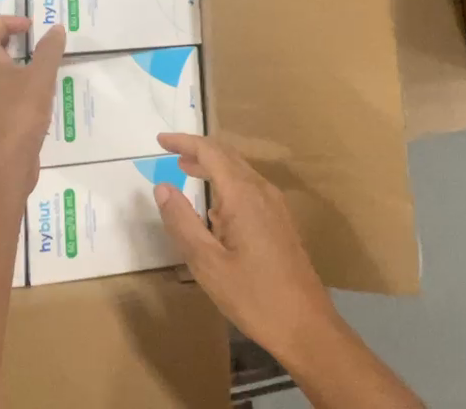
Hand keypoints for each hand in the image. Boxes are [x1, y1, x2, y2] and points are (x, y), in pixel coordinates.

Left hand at [0, 17, 65, 190]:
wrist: (5, 163)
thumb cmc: (19, 113)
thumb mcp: (40, 77)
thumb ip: (49, 51)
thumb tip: (55, 29)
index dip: (4, 22)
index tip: (29, 26)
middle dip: (11, 41)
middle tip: (36, 41)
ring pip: (0, 76)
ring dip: (19, 65)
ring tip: (45, 67)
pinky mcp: (0, 122)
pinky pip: (9, 96)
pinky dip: (24, 88)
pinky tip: (45, 96)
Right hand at [153, 132, 338, 360]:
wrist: (306, 325)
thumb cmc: (253, 296)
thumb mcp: (208, 264)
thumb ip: (183, 222)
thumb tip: (162, 187)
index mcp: (243, 195)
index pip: (210, 152)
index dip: (184, 142)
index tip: (160, 140)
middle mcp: (262, 190)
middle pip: (227, 155)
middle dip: (197, 150)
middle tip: (170, 153)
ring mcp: (275, 205)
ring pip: (240, 171)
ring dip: (212, 166)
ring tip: (187, 170)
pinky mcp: (280, 220)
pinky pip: (249, 187)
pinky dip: (226, 183)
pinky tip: (215, 206)